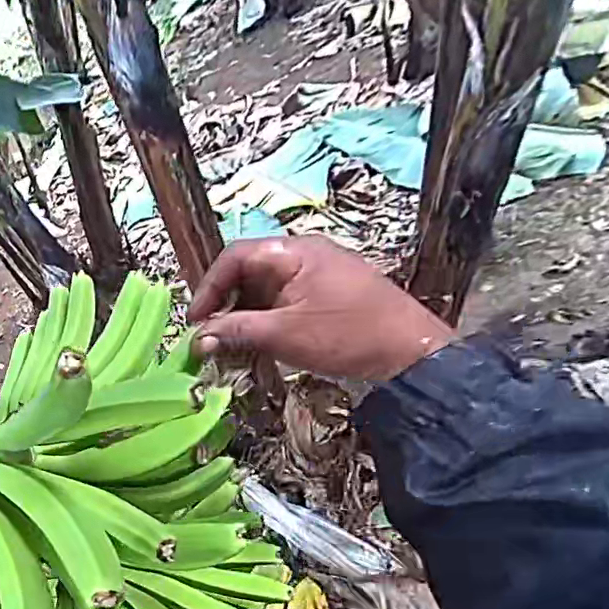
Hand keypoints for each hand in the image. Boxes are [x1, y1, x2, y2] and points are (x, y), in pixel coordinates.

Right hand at [187, 236, 453, 381]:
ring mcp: (315, 275)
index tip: (196, 320)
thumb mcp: (283, 334)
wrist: (411, 354)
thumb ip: (235, 331)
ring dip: (240, 315)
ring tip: (228, 343)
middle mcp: (303, 256)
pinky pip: (280, 301)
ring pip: (261, 289)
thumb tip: (196, 338)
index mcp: (294, 253)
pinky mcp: (323, 295)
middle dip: (222, 303)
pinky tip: (255, 343)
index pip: (234, 257)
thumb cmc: (348, 335)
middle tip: (208, 334)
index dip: (208, 287)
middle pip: (246, 272)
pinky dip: (261, 320)